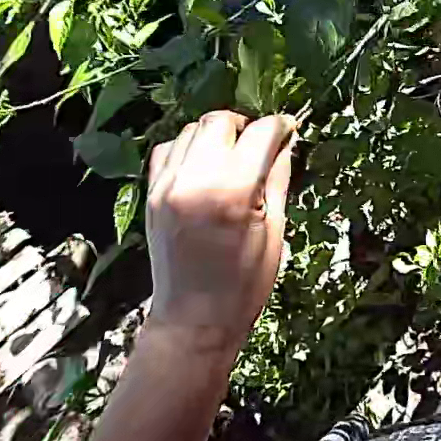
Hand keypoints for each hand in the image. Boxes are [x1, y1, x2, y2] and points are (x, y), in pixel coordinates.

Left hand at [144, 110, 296, 352]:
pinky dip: (187, 148)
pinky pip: (167, 149)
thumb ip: (278, 179)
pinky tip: (203, 167)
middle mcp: (194, 179)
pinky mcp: (151, 193)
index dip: (280, 127)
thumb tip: (287, 142)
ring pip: (192, 130)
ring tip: (232, 158)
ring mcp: (167, 184)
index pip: (260, 133)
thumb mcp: (275, 231)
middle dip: (245, 126)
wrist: (194, 319)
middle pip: (220, 120)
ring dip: (216, 135)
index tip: (290, 130)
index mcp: (233, 191)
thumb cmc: (245, 283)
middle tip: (260, 146)